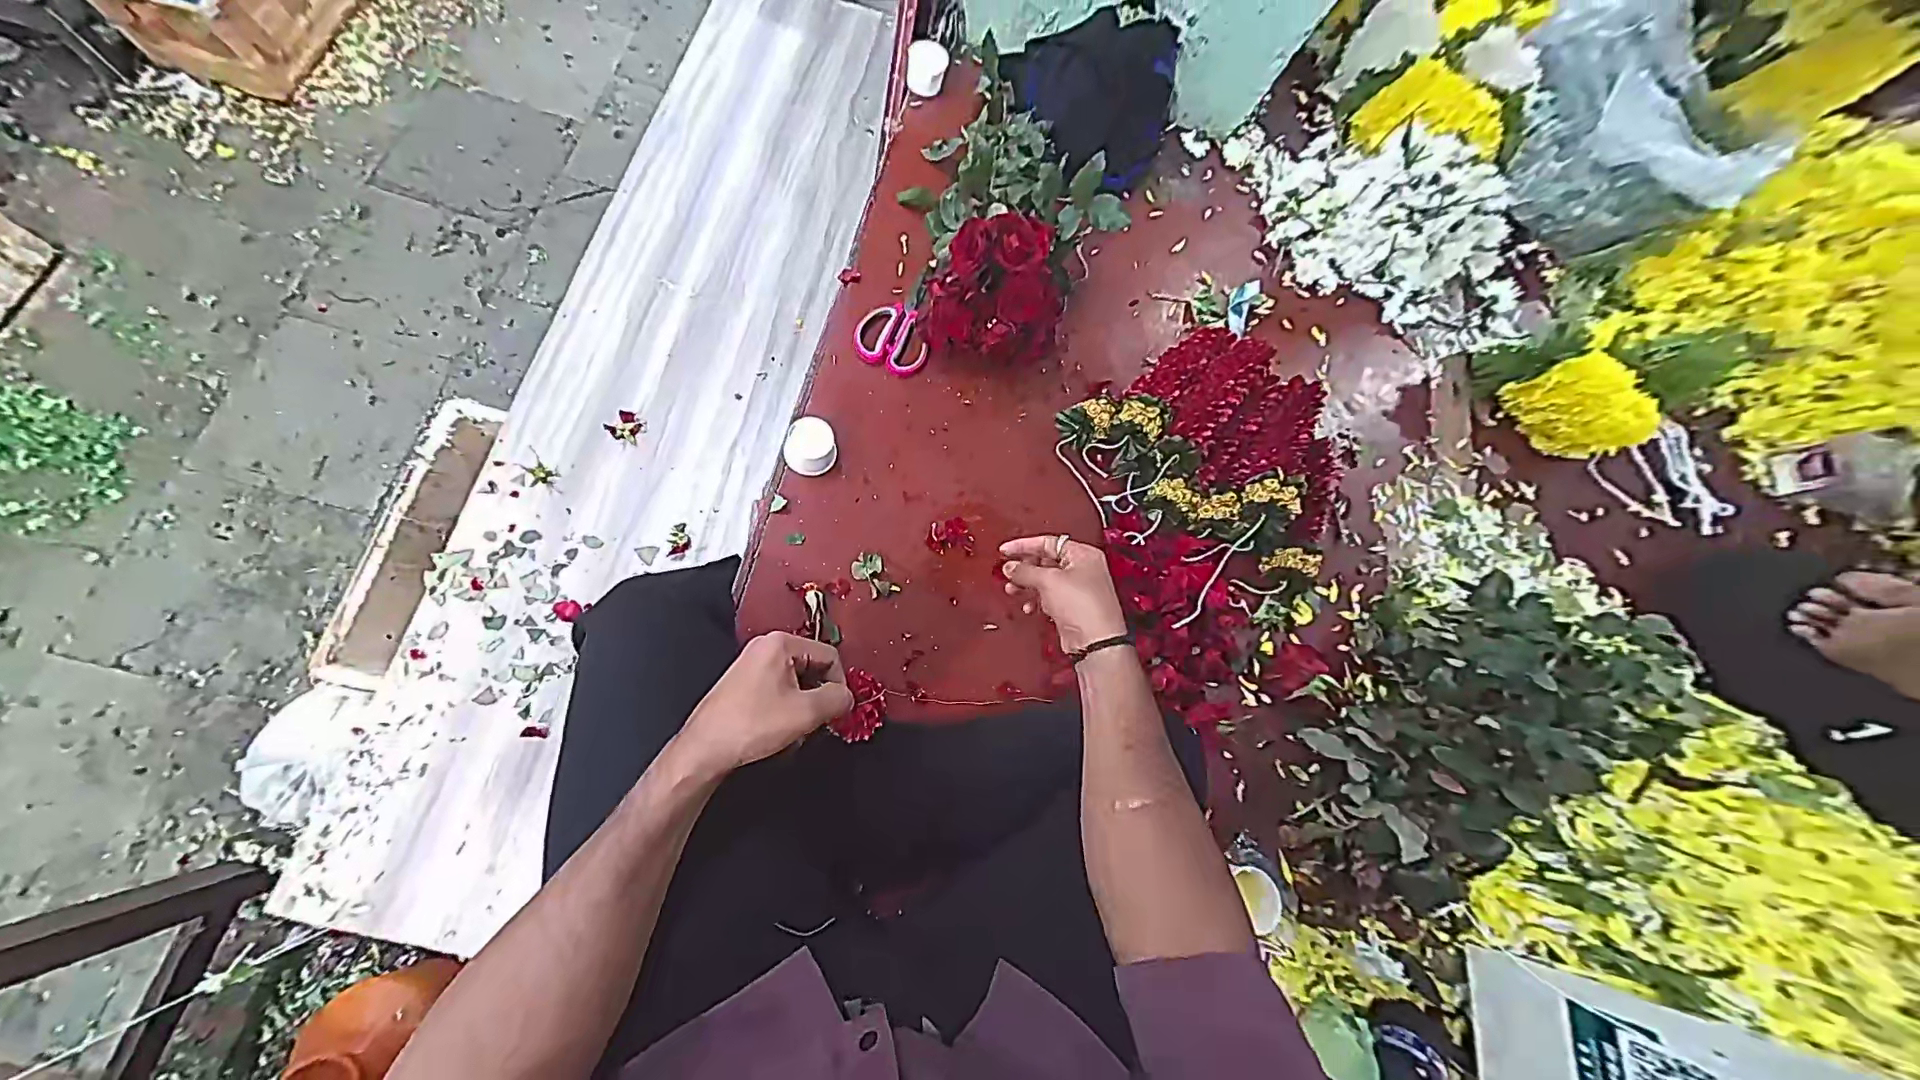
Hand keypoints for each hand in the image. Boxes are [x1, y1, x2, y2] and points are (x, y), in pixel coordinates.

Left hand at [674, 632, 853, 778]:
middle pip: (814, 668)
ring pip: (798, 682)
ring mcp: (752, 664)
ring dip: (803, 707)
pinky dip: (787, 709)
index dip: (839, 684)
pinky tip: (780, 731)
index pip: (830, 656)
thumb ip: (837, 699)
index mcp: (780, 643)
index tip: (837, 710)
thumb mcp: (806, 712)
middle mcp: (765, 647)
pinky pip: (779, 690)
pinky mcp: (744, 683)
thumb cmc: (751, 725)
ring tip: (795, 730)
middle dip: (819, 697)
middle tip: (816, 722)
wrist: (704, 749)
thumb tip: (847, 697)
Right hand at [1001, 535, 1128, 652]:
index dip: (1024, 545)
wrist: (1095, 641)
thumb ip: (1025, 570)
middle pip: (1046, 560)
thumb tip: (1010, 566)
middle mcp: (1083, 568)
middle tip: (1009, 572)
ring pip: (1046, 580)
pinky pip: (1049, 597)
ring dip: (1027, 584)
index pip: (1048, 542)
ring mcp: (1078, 588)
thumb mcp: (1048, 581)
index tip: (1006, 551)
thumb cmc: (1083, 606)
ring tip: (1012, 589)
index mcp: (1082, 554)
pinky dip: (1037, 599)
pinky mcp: (1073, 606)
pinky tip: (1029, 605)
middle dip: (1025, 567)